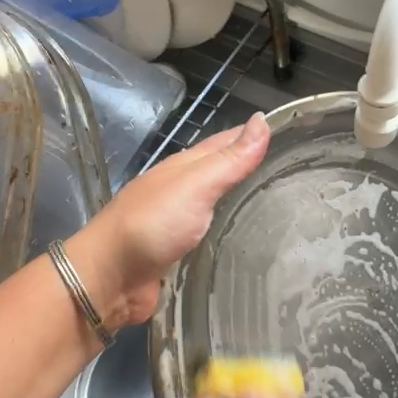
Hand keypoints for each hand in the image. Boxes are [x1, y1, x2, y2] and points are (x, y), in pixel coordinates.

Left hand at [65, 113, 268, 328]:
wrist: (108, 277)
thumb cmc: (153, 225)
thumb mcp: (195, 185)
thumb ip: (229, 160)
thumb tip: (262, 121)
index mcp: (183, 167)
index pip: (224, 142)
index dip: (252, 135)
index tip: (288, 132)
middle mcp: (178, 190)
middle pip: (218, 172)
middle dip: (248, 167)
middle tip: (289, 172)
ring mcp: (174, 221)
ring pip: (213, 203)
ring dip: (237, 200)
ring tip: (273, 204)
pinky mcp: (174, 252)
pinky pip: (206, 234)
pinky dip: (225, 230)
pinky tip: (241, 238)